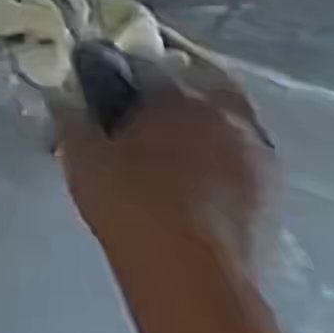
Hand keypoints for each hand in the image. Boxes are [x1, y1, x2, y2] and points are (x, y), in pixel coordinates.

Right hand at [56, 31, 275, 269]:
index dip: (117, 60)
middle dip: (174, 78)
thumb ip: (72, 116)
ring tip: (159, 128)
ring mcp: (260, 158)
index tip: (96, 62)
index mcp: (183, 101)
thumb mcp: (81, 152)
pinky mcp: (270, 192)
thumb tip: (63, 95)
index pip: (146, 63)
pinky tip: (183, 162)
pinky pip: (236, 151)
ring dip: (197, 115)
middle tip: (139, 87)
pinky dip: (211, 146)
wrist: (191, 273)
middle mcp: (231, 120)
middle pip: (204, 81)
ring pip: (226, 118)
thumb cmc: (129, 200)